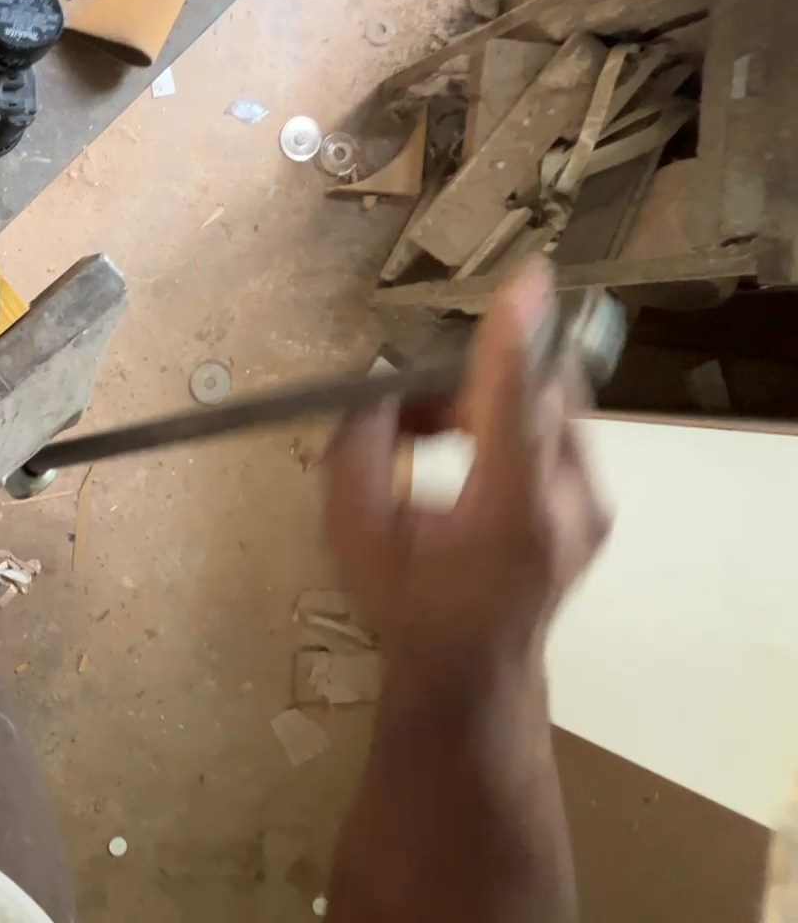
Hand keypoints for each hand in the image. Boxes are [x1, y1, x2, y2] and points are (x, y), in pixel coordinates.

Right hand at [324, 259, 611, 668]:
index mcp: (509, 516)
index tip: (524, 284)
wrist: (467, 662)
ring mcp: (593, 500)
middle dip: (468, 382)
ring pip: (546, 406)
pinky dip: (494, 418)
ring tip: (416, 438)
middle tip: (403, 413)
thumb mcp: (352, 528)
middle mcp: (573, 502)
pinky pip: (548, 426)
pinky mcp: (592, 497)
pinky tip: (451, 447)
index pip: (517, 415)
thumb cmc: (401, 599)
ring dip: (477, 401)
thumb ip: (358, 452)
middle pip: (538, 398)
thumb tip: (378, 394)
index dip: (514, 348)